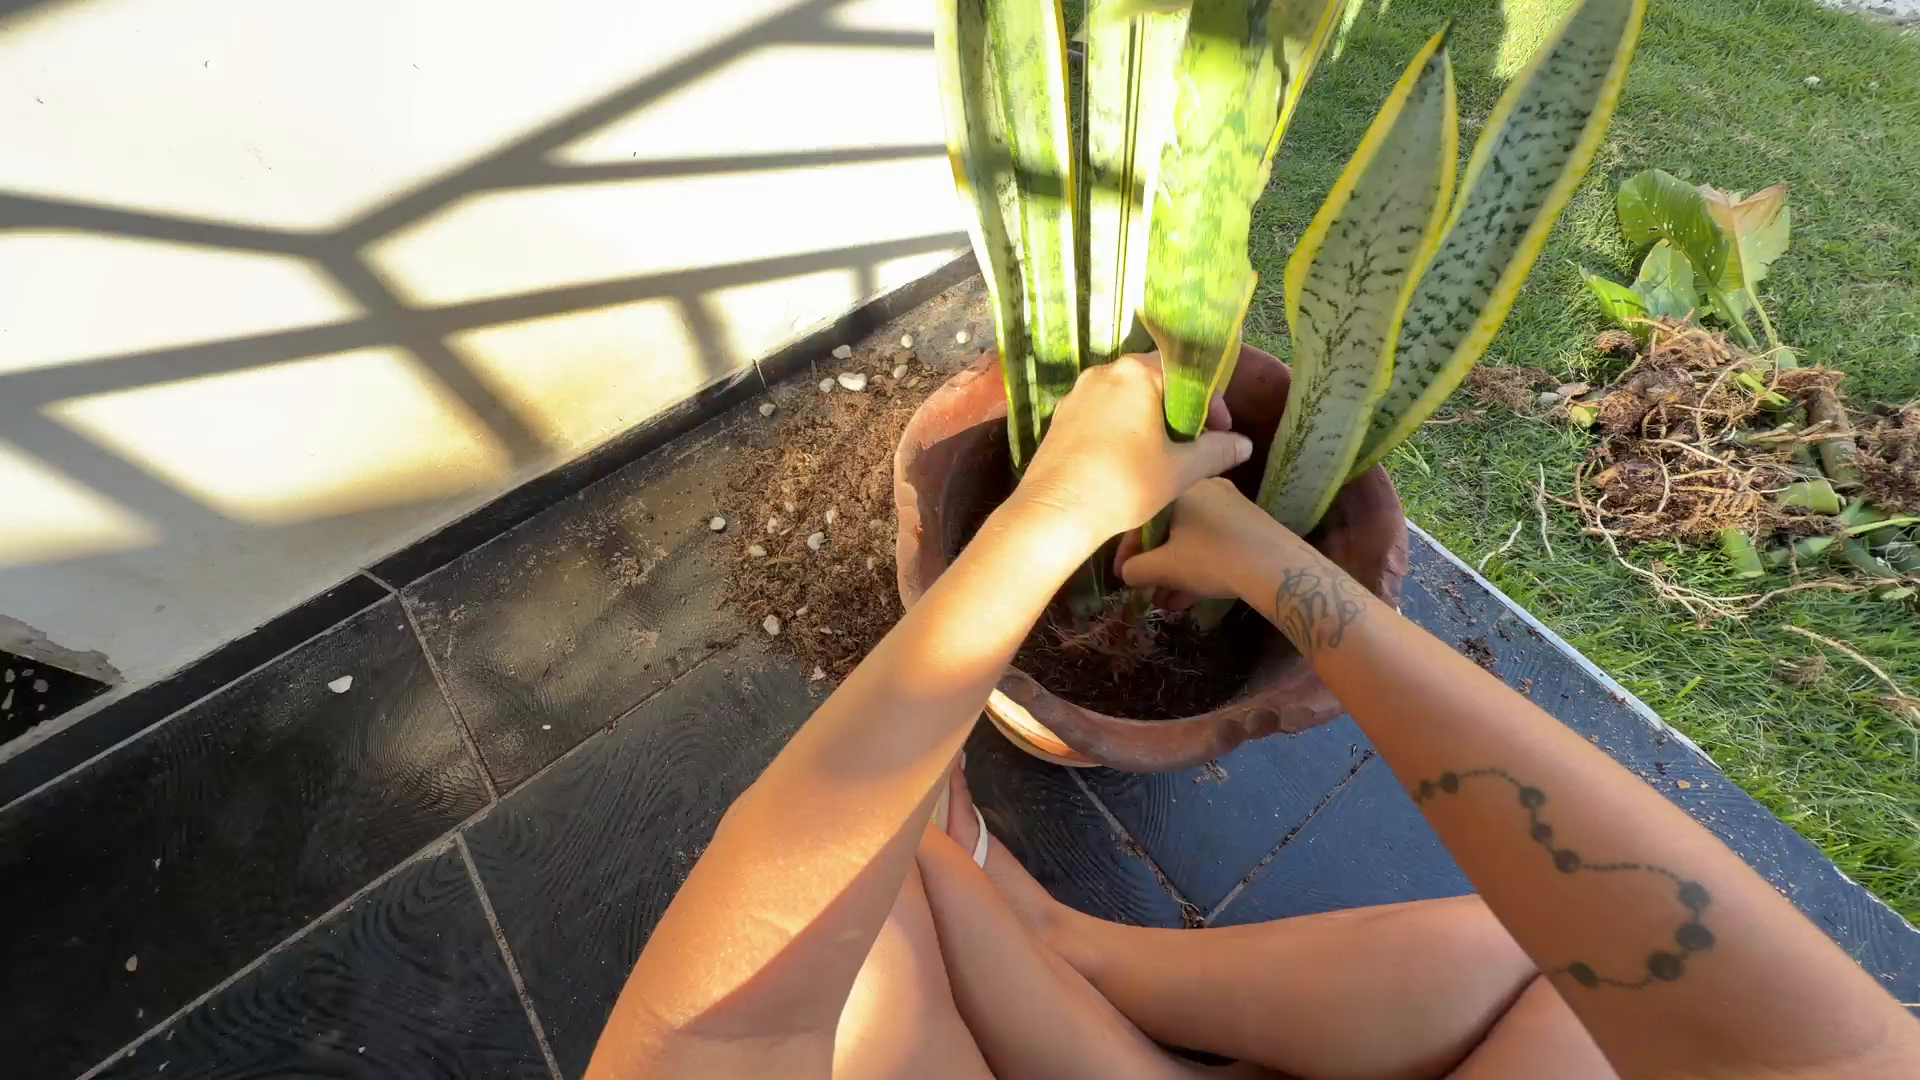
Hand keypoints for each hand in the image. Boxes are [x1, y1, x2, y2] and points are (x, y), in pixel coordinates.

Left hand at [1010, 355, 1251, 548]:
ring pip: (1124, 399)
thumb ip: (1216, 451)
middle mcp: (1101, 373)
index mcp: (1134, 373)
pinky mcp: (1058, 419)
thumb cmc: (1123, 485)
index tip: (1218, 434)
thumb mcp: (1180, 470)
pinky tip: (1125, 460)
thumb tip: (1244, 445)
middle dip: (1177, 411)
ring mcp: (1075, 395)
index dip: (1209, 403)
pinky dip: (1119, 429)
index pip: (1185, 373)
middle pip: (1152, 383)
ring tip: (1160, 455)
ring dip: (1147, 420)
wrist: (1055, 513)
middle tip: (1191, 445)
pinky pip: (1099, 414)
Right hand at [1116, 477, 1295, 605]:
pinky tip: (1189, 595)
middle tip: (1145, 589)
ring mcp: (1230, 504)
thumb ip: (1136, 570)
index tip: (1121, 576)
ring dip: (1174, 569)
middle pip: (1166, 529)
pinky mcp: (1248, 524)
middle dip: (1153, 564)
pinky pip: (1210, 542)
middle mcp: (1203, 487)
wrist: (1278, 567)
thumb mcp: (1165, 567)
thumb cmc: (1211, 558)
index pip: (1140, 519)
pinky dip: (1196, 565)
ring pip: (1189, 538)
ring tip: (1166, 601)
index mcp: (1179, 488)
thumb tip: (1126, 573)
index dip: (1126, 551)